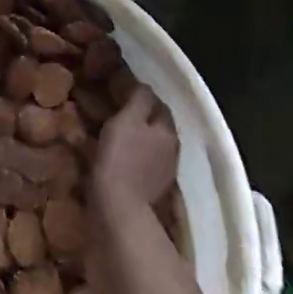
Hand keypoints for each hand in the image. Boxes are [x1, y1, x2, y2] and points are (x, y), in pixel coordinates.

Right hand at [91, 86, 178, 217]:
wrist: (121, 207)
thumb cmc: (120, 158)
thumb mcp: (126, 121)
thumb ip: (139, 101)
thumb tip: (145, 86)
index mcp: (166, 130)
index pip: (158, 104)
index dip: (143, 96)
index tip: (124, 91)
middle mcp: (172, 148)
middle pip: (159, 125)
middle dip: (144, 116)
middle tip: (121, 111)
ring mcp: (165, 170)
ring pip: (154, 144)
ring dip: (142, 136)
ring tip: (122, 133)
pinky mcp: (155, 187)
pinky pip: (147, 162)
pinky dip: (137, 155)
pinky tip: (124, 156)